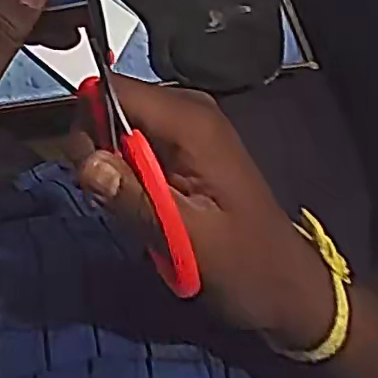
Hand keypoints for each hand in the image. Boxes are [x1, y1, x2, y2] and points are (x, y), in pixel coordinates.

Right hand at [72, 77, 334, 348]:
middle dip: (98, 145)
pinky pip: (133, 132)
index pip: (109, 87)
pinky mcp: (183, 136)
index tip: (90, 167)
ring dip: (112, 159)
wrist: (292, 290)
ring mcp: (185, 119)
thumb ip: (134, 197)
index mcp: (188, 119)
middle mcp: (185, 106)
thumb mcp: (188, 239)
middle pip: (109, 100)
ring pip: (116, 118)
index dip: (88, 121)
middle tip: (114, 195)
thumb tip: (86, 162)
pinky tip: (145, 196)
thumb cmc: (246, 266)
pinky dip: (127, 163)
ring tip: (135, 201)